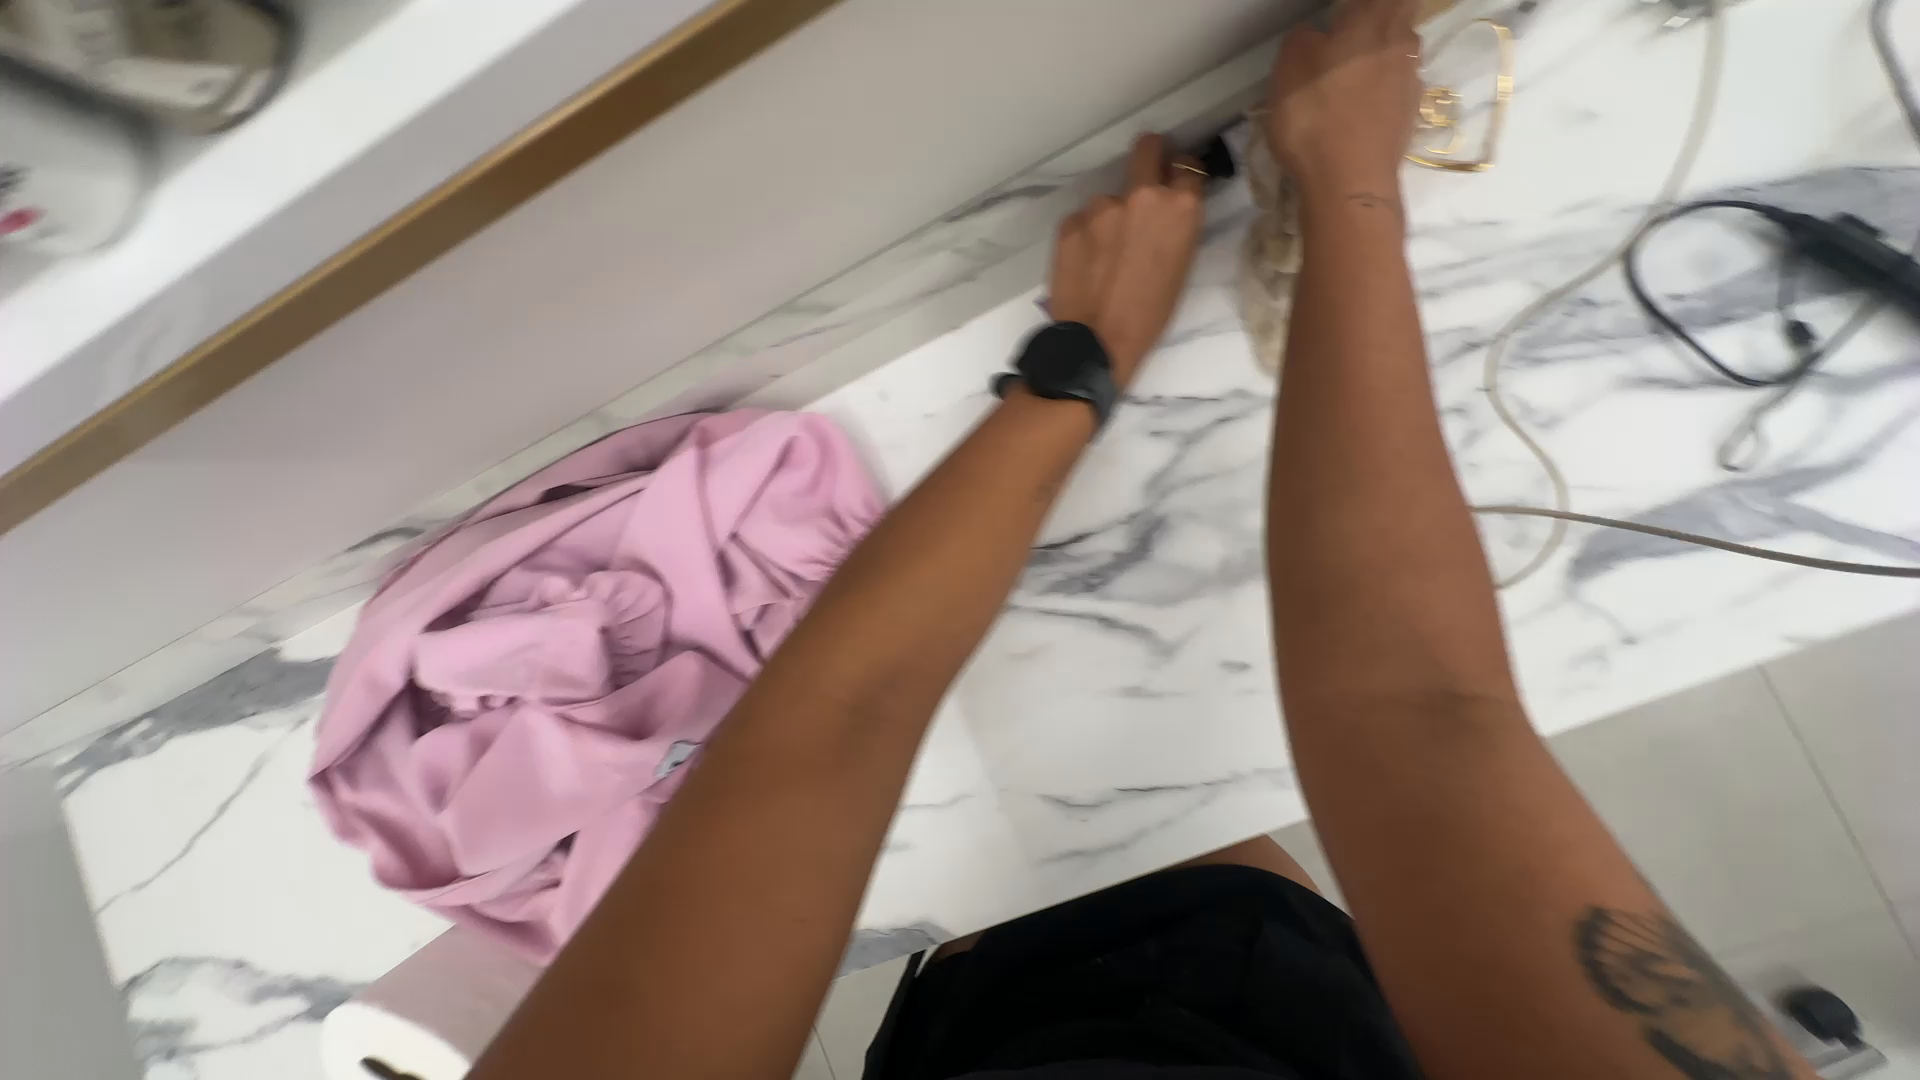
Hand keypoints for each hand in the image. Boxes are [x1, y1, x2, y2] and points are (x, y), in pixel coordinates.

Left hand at [1046, 133, 1206, 388]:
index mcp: (1180, 208)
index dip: (1178, 173)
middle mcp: (1142, 196)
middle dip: (1148, 158)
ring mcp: (1101, 207)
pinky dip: (1084, 237)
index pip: (1187, 164)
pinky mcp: (1069, 223)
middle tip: (1142, 184)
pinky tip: (1084, 266)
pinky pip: (1081, 221)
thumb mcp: (1180, 268)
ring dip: (1108, 216)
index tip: (1172, 182)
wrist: (1097, 344)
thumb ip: (1176, 227)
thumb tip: (1167, 208)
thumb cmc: (1148, 316)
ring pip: (1108, 197)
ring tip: (1104, 256)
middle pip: (1147, 148)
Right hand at [1265, 0, 1422, 205]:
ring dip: (1382, 58)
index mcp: (1372, 18)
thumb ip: (1300, 41)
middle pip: (1400, 13)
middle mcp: (1402, 40)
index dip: (1355, 9)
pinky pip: (1399, 89)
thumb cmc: (1314, 117)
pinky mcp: (1412, 114)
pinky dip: (1383, 94)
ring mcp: (1412, 78)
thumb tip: (1314, 34)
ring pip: (1401, 52)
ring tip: (1354, 80)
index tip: (1339, 19)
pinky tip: (1361, 112)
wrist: (1349, 180)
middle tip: (1352, 39)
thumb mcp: (1287, 71)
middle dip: (1379, 21)